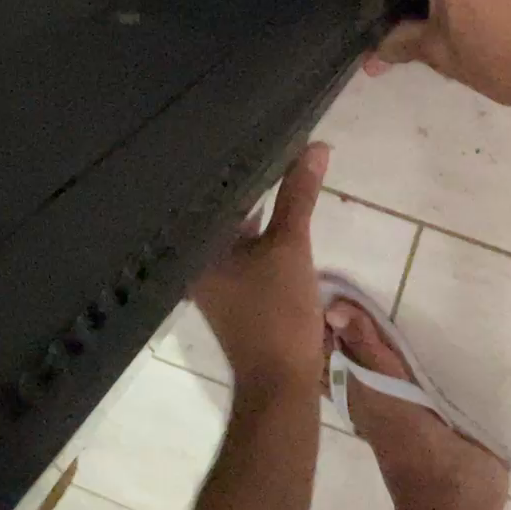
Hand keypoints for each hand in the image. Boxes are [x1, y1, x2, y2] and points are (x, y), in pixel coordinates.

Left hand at [190, 143, 329, 394]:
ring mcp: (212, 278)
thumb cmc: (277, 312)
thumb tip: (316, 147)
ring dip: (254, 204)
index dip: (229, 162)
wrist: (282, 380)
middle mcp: (194, 260)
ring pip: (234, 229)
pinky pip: (244, 247)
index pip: (208, 193)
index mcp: (195, 248)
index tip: (242, 129)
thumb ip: (299, 195)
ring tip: (274, 164)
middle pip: (221, 209)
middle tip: (262, 137)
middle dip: (244, 180)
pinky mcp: (233, 290)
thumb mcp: (292, 246)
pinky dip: (260, 228)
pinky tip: (275, 208)